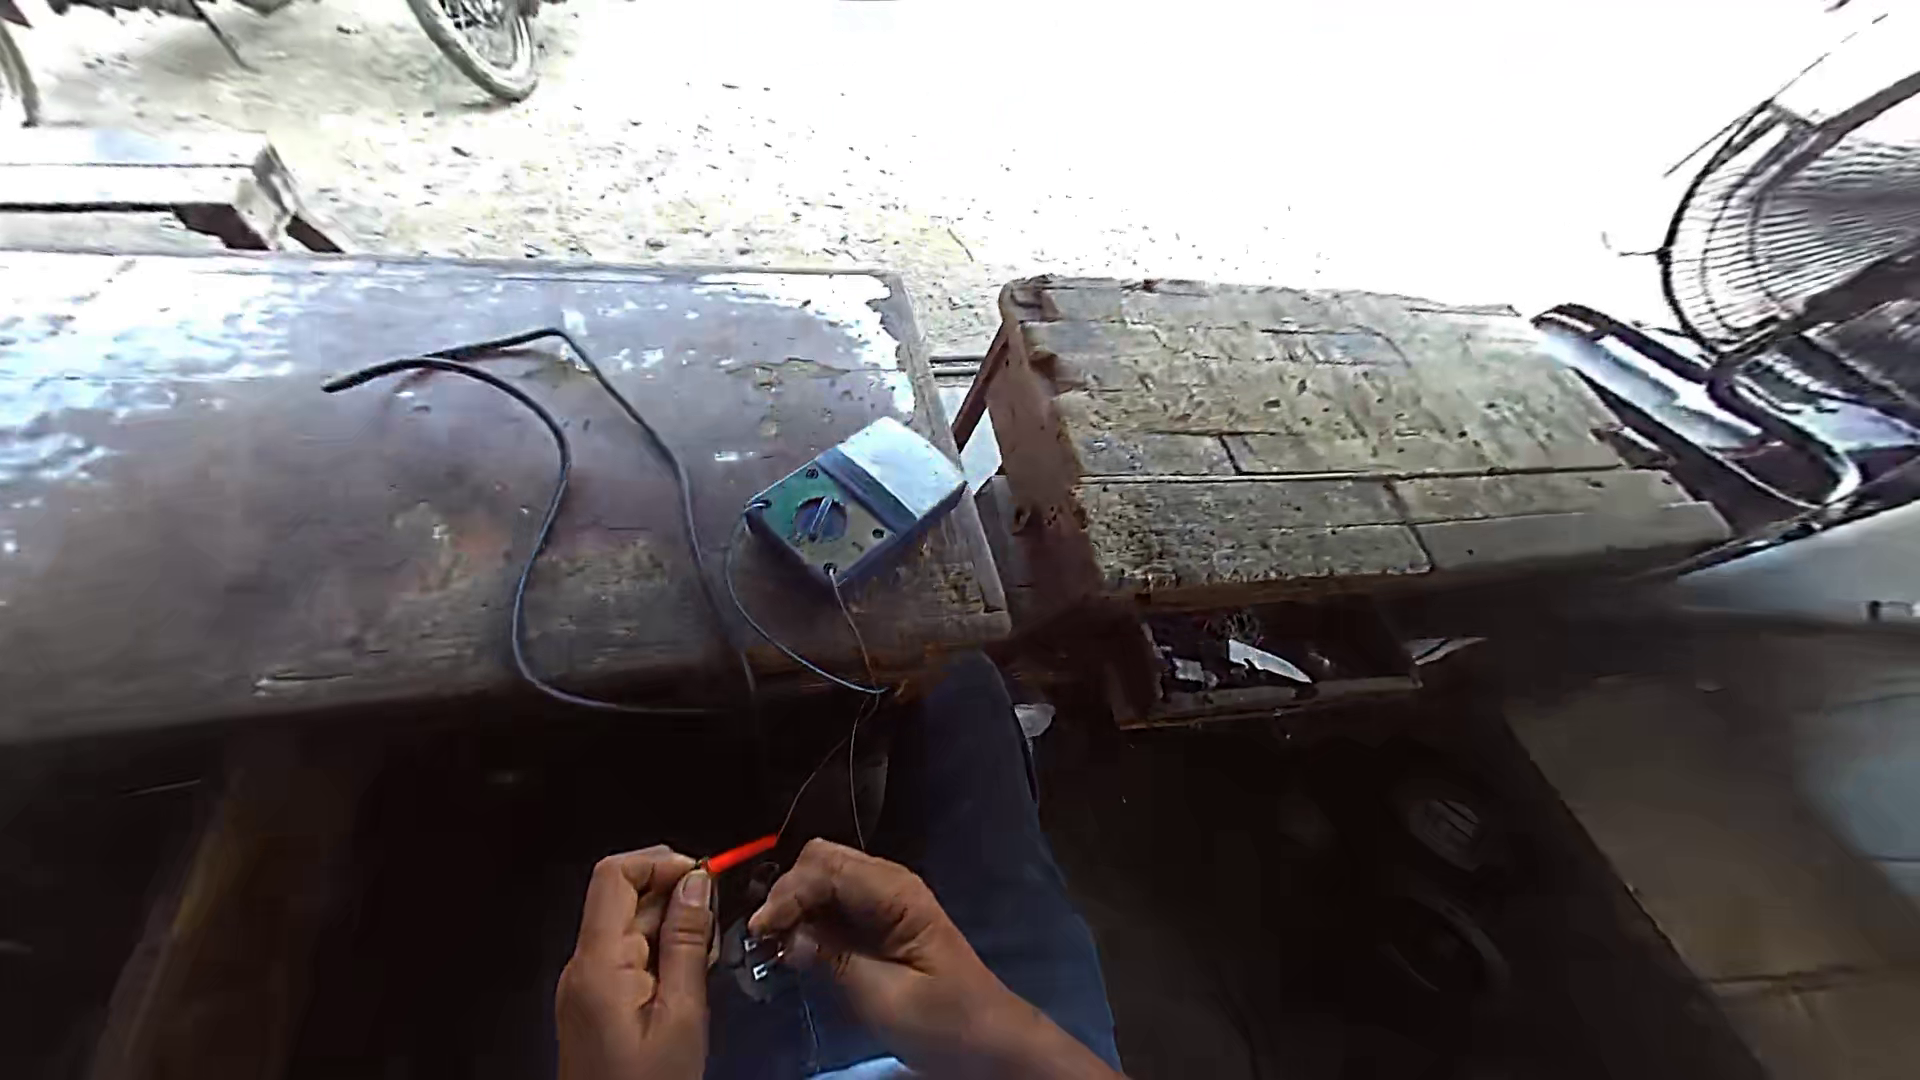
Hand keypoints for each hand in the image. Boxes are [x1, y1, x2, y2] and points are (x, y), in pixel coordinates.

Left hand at [556, 847, 713, 1079]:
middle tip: (710, 930)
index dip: (660, 862)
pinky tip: (688, 975)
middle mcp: (584, 964)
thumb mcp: (682, 1013)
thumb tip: (698, 878)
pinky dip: (666, 946)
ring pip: (634, 918)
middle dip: (677, 895)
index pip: (614, 874)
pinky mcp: (599, 996)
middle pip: (627, 893)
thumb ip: (688, 939)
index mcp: (597, 964)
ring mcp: (588, 981)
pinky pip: (633, 947)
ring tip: (701, 961)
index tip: (702, 879)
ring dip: (676, 923)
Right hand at [748, 839, 1120, 1078]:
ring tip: (773, 940)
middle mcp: (889, 880)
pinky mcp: (879, 915)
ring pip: (827, 872)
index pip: (830, 867)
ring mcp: (885, 894)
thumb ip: (836, 962)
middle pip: (825, 858)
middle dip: (789, 890)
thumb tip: (788, 935)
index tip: (760, 931)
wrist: (986, 1036)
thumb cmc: (943, 1020)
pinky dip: (810, 911)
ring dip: (796, 899)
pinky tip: (796, 939)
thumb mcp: (887, 1000)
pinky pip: (836, 897)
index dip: (790, 892)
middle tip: (764, 936)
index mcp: (896, 892)